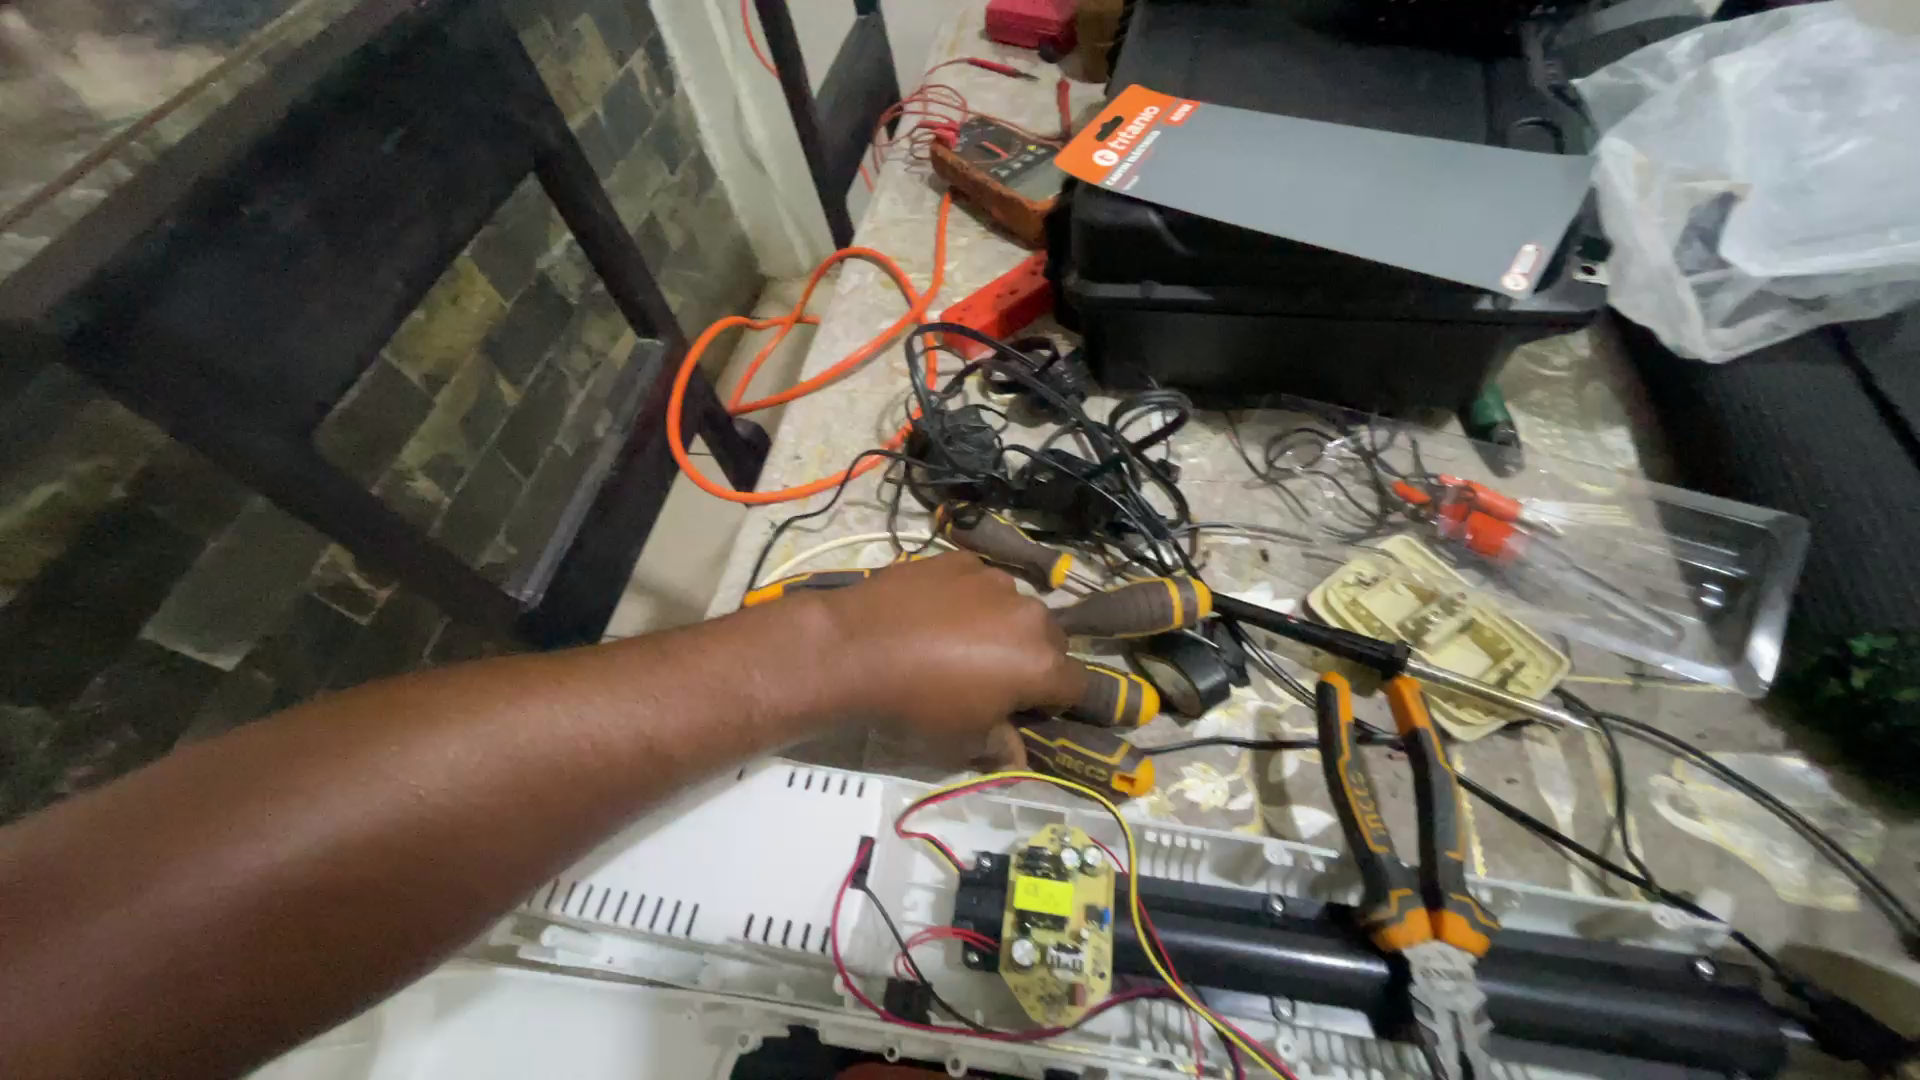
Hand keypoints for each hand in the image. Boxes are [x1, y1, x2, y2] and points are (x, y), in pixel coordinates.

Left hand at [812, 554, 1083, 767]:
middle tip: (994, 676)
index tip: (1028, 708)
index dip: (1056, 700)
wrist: (855, 647)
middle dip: (1034, 659)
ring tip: (959, 640)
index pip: (1077, 684)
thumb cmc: (917, 702)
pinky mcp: (962, 559)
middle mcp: (1030, 614)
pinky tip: (935, 613)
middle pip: (1052, 640)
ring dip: (1003, 624)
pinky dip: (970, 598)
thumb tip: (1018, 757)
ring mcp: (995, 580)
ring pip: (1016, 607)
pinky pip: (980, 582)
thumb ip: (1002, 746)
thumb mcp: (963, 738)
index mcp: (1041, 663)